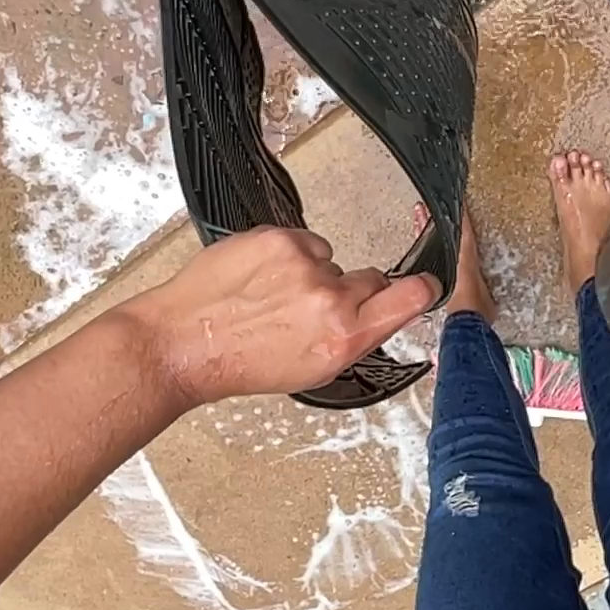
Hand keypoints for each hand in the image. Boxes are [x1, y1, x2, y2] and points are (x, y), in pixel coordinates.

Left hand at [122, 226, 440, 406]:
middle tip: (310, 310)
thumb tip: (376, 314)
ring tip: (273, 297)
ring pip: (333, 261)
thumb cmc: (243, 363)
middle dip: (349, 293)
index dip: (422, 290)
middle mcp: (331, 300)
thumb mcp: (314, 370)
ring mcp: (305, 265)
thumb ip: (352, 338)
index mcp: (344, 338)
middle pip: (371, 280)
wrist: (184, 342)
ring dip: (312, 274)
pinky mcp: (280, 239)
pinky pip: (305, 243)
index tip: (425, 285)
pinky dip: (288, 257)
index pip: (410, 298)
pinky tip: (262, 279)